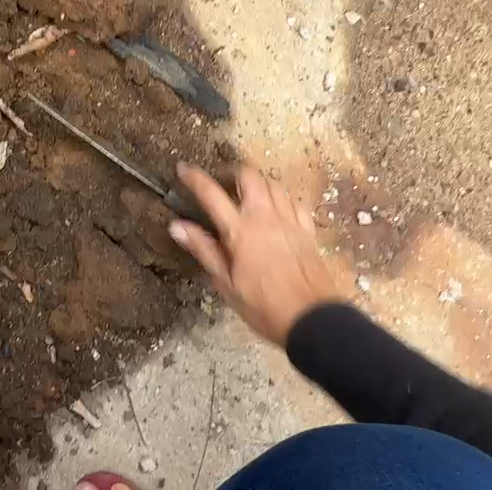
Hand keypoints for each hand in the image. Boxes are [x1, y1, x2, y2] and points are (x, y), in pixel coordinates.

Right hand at [168, 164, 340, 347]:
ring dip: (256, 183)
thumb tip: (177, 226)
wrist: (315, 322)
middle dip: (231, 171)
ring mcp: (289, 222)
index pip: (211, 193)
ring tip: (246, 195)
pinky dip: (281, 199)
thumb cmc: (264, 307)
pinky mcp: (308, 232)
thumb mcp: (226, 283)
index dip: (194, 177)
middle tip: (220, 182)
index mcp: (240, 231)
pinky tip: (276, 210)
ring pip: (273, 184)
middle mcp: (265, 218)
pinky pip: (294, 202)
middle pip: (249, 175)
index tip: (182, 169)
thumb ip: (203, 250)